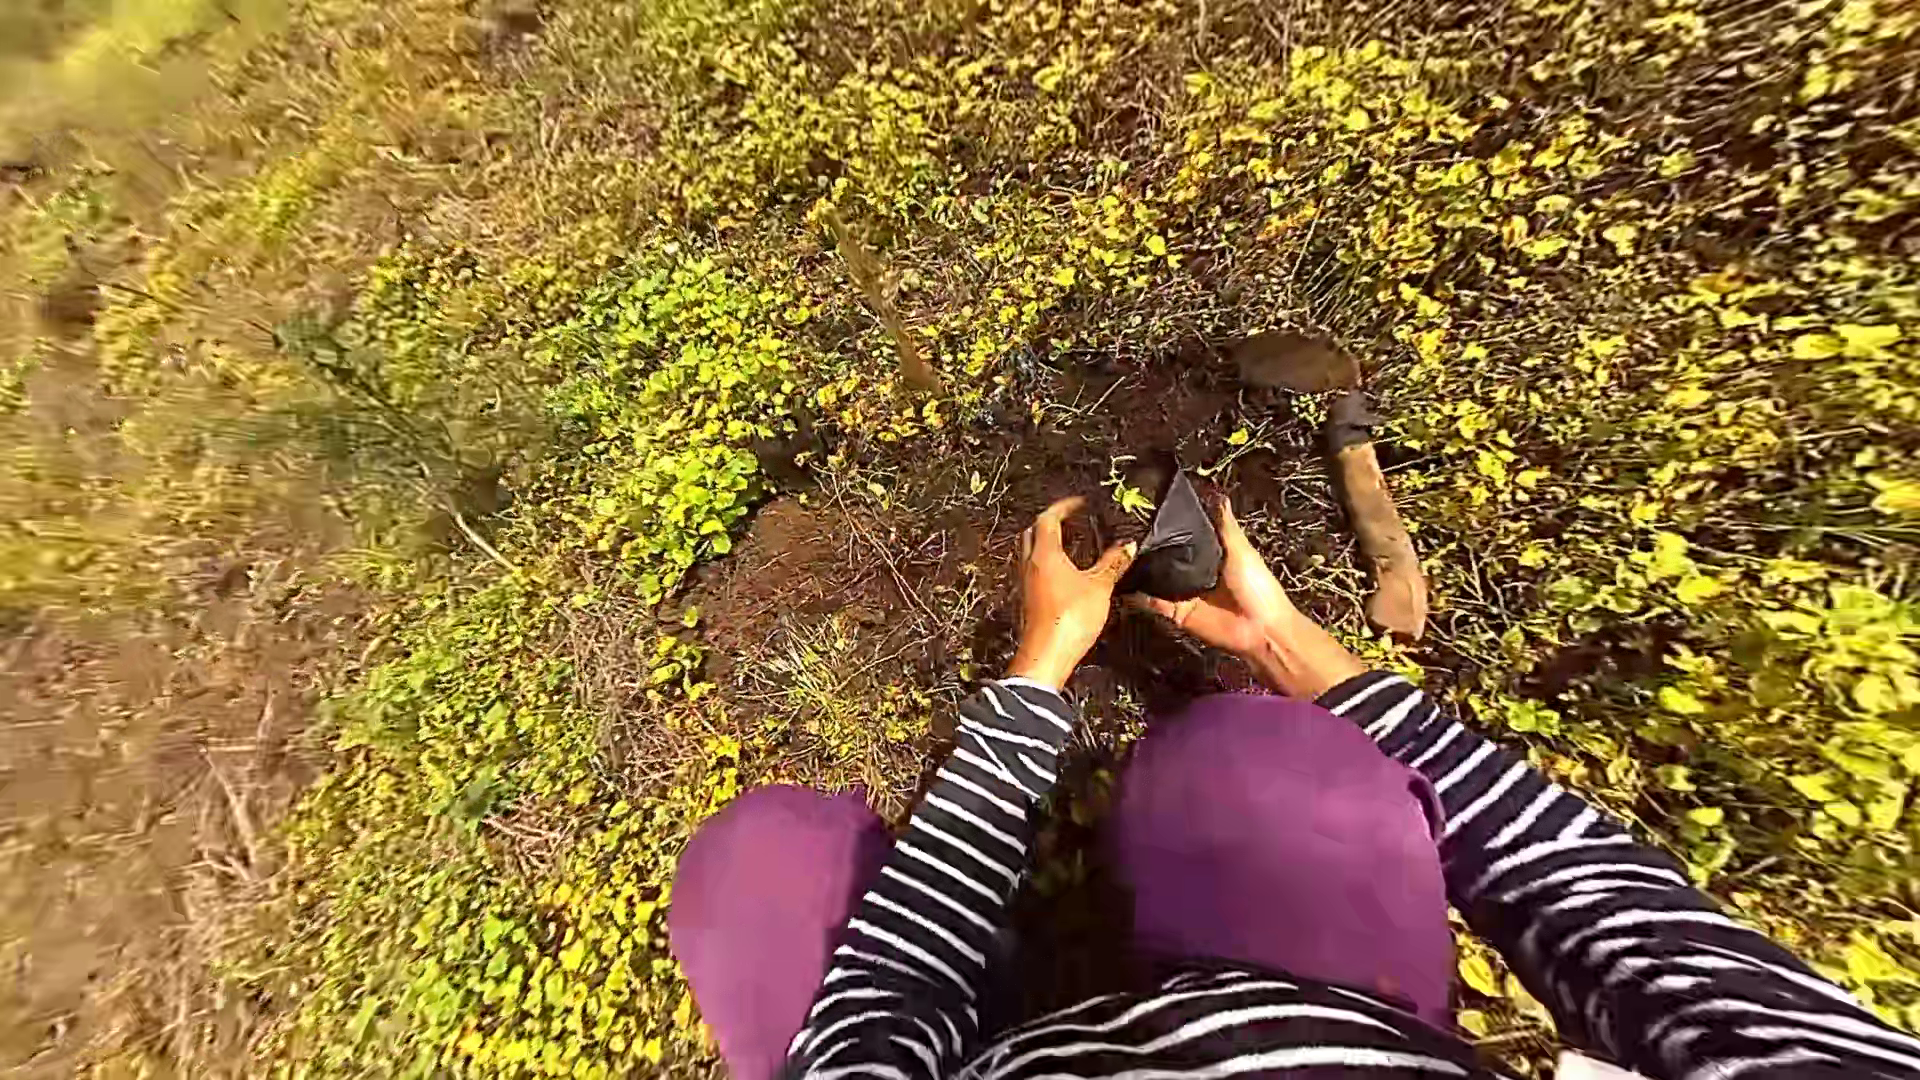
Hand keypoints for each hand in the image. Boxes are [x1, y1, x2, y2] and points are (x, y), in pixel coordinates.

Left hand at [1008, 496, 1136, 690]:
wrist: (1046, 655)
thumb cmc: (1070, 618)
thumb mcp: (1099, 587)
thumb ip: (1113, 563)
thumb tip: (1128, 546)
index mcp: (1044, 554)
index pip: (1047, 518)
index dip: (1063, 507)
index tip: (1079, 503)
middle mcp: (1030, 564)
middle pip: (1033, 532)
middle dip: (1050, 521)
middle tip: (1070, 520)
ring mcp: (1025, 582)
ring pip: (1030, 551)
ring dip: (1046, 542)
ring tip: (1069, 542)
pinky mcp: (1027, 598)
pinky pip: (1033, 570)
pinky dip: (1046, 562)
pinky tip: (1063, 572)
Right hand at [1130, 495, 1363, 698]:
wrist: (1261, 629)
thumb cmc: (1257, 587)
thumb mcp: (1241, 550)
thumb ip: (1226, 526)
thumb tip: (1218, 494)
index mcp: (1208, 557)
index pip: (1182, 539)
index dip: (1166, 529)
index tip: (1145, 513)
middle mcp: (1192, 574)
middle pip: (1163, 559)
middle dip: (1145, 551)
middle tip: (1123, 535)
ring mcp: (1181, 594)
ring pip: (1153, 580)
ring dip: (1138, 573)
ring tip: (1117, 558)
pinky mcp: (1174, 612)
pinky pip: (1151, 603)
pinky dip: (1137, 597)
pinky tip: (1122, 585)